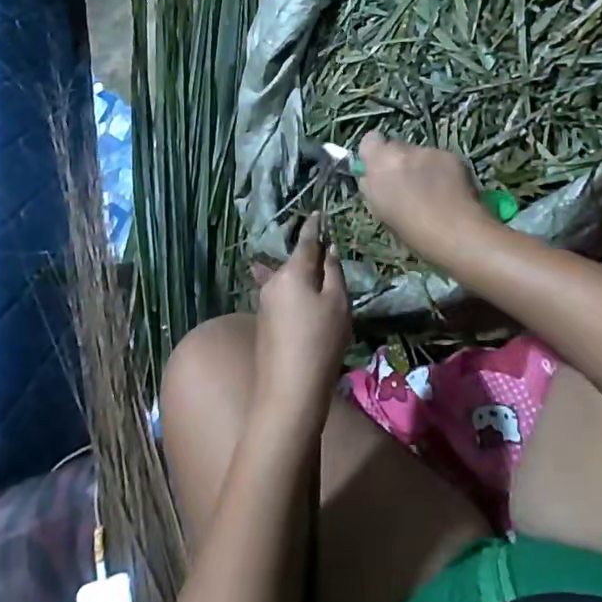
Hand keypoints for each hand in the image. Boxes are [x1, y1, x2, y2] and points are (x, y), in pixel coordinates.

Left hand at [253, 215, 350, 426]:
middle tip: (329, 255)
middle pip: (295, 262)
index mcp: (292, 272)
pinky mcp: (264, 322)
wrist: (289, 388)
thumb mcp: (338, 304)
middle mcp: (272, 282)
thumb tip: (328, 251)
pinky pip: (283, 298)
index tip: (318, 213)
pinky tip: (303, 305)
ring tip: (320, 284)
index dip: (314, 227)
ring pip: (287, 281)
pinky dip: (295, 296)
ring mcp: (264, 302)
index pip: (305, 241)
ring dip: (302, 279)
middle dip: (310, 257)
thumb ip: (333, 273)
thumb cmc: (320, 340)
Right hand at [356, 131, 492, 260]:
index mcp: (379, 163)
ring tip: (432, 191)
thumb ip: (371, 187)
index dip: (373, 154)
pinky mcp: (451, 155)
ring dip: (421, 166)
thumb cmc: (410, 229)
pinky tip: (449, 190)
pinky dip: (441, 170)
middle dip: (398, 160)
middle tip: (406, 183)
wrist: (454, 231)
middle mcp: (403, 151)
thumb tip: (370, 178)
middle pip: (395, 146)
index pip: (369, 141)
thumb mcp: (379, 210)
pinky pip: (440, 159)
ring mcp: (429, 151)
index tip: (378, 170)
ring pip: (419, 154)